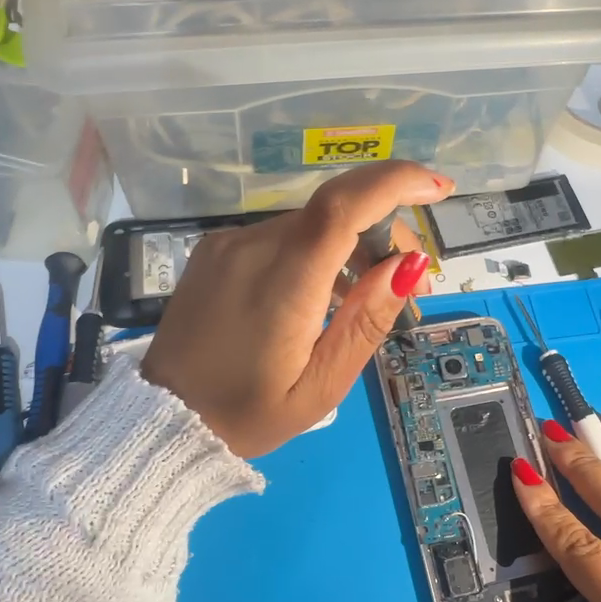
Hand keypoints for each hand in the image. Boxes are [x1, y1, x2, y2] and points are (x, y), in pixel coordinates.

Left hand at [141, 161, 450, 457]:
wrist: (163, 418)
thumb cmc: (247, 413)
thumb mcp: (321, 386)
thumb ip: (367, 321)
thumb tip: (409, 265)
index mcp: (282, 284)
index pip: (341, 207)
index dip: (394, 183)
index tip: (437, 187)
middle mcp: (251, 247)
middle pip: (333, 211)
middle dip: (382, 229)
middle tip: (405, 277)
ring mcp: (228, 244)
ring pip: (308, 223)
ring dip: (347, 243)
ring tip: (361, 294)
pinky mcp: (214, 249)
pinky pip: (278, 234)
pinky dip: (312, 250)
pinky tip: (319, 291)